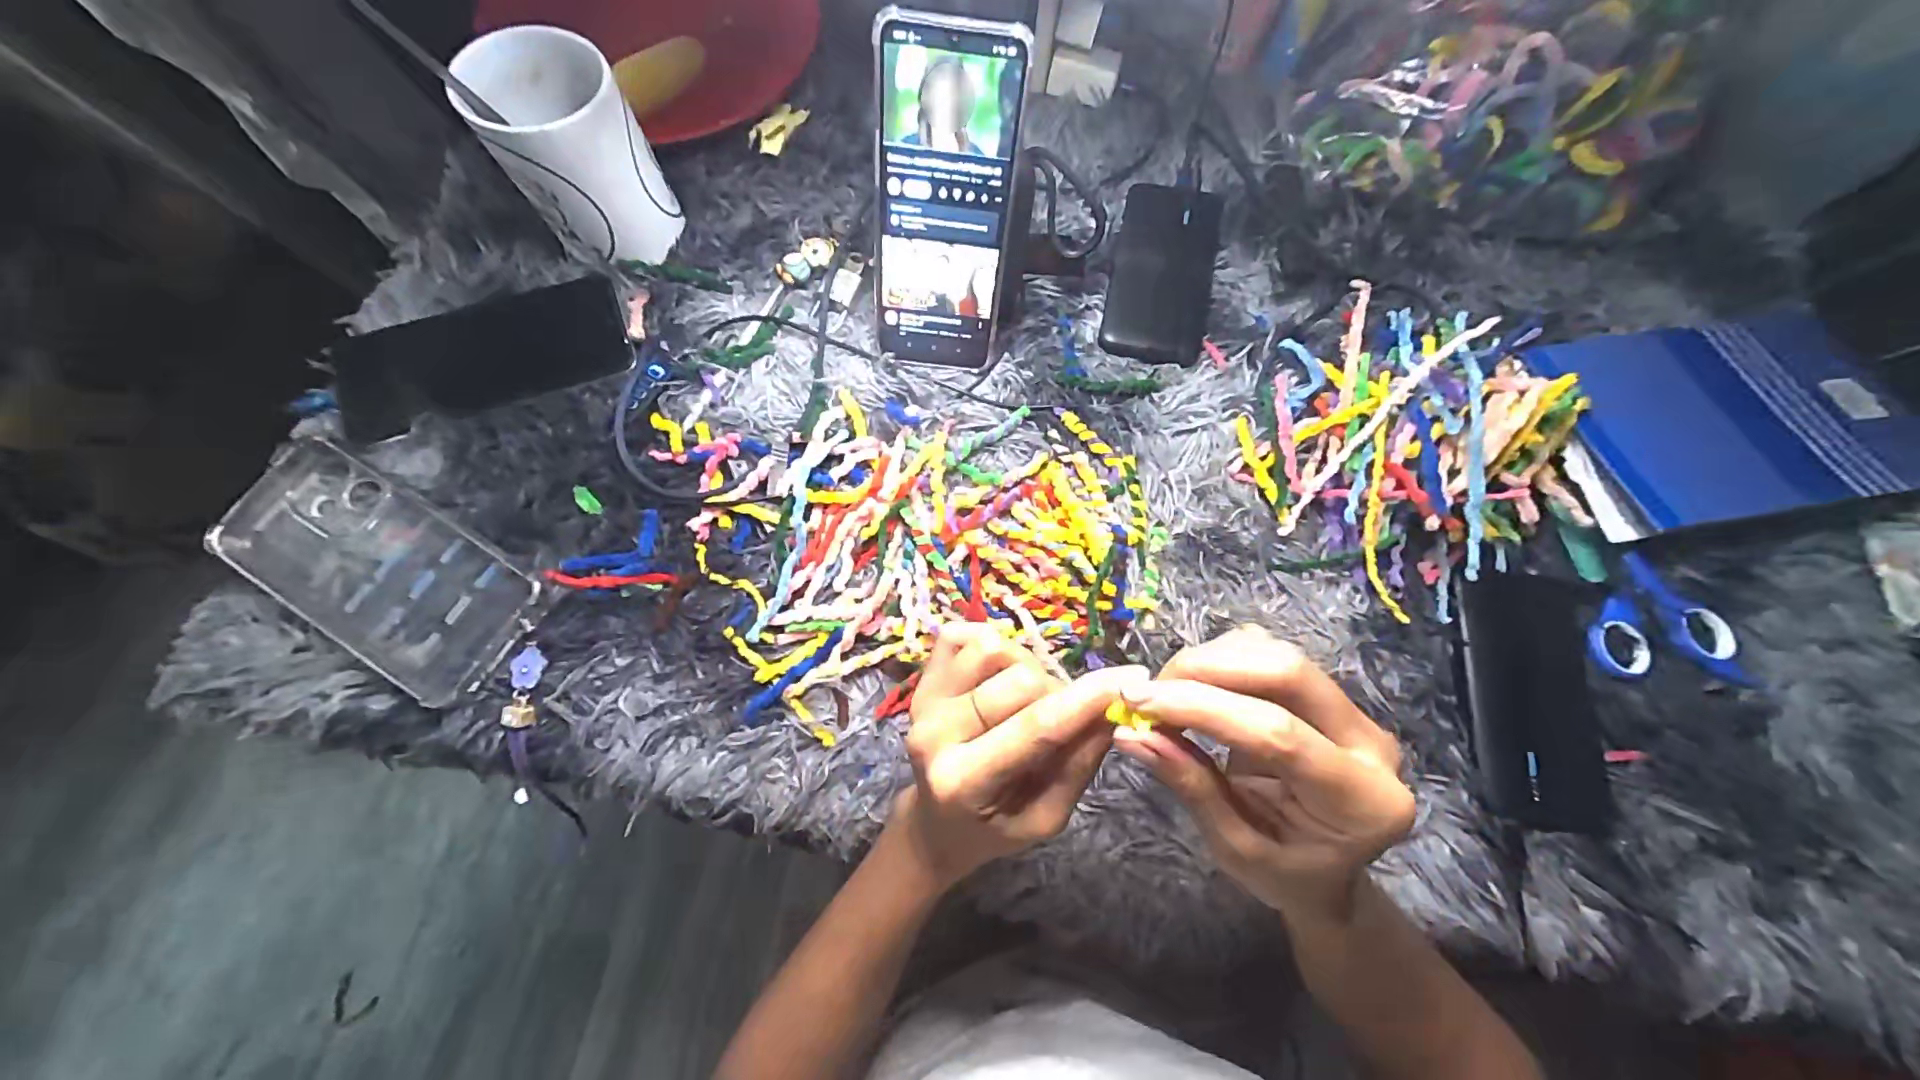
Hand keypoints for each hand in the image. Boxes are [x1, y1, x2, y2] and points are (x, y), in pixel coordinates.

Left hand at [890, 624, 1147, 889]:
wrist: (934, 823)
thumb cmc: (993, 828)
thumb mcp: (1044, 818)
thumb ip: (1077, 765)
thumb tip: (1115, 710)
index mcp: (963, 781)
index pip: (1036, 727)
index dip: (1087, 699)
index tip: (1131, 679)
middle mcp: (934, 733)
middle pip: (1019, 680)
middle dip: (1056, 693)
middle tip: (1059, 717)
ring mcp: (922, 700)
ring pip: (992, 648)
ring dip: (1025, 667)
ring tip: (1026, 699)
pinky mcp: (920, 678)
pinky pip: (962, 634)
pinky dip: (992, 646)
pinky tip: (998, 677)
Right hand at [1111, 627, 1415, 925]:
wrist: (1328, 872)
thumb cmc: (1286, 876)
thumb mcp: (1235, 849)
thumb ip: (1191, 786)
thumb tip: (1131, 734)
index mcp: (1362, 801)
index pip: (1277, 731)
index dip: (1201, 707)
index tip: (1137, 702)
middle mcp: (1372, 744)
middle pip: (1286, 671)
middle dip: (1204, 670)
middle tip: (1148, 692)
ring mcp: (1354, 712)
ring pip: (1275, 653)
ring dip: (1209, 660)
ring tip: (1168, 693)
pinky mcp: (1328, 692)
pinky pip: (1270, 652)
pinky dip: (1222, 658)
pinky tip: (1197, 686)